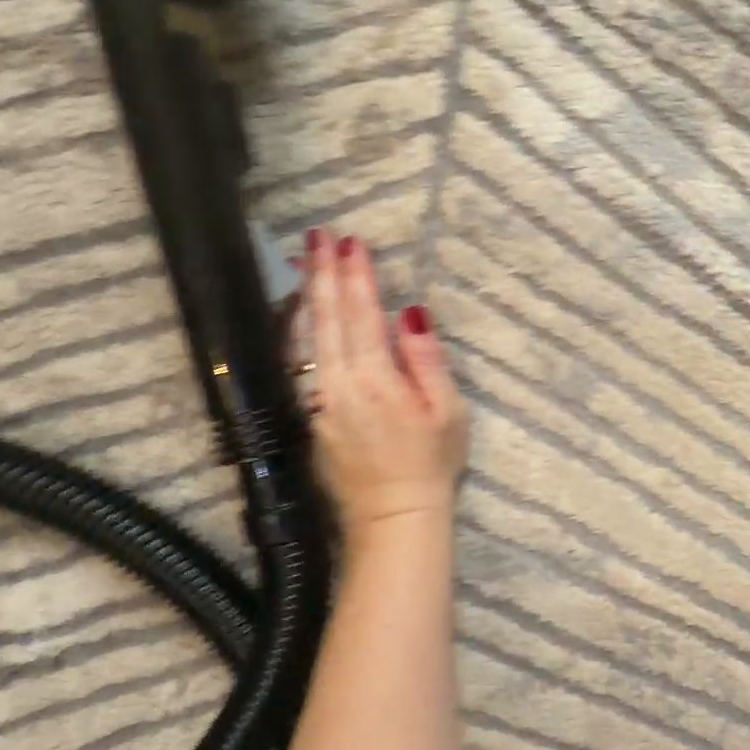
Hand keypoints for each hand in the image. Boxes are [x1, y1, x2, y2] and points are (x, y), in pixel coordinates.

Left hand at [302, 228, 468, 550]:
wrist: (394, 514)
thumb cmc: (431, 461)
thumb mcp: (447, 411)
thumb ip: (426, 360)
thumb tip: (412, 314)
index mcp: (375, 380)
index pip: (363, 316)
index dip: (356, 277)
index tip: (350, 242)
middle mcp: (339, 384)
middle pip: (328, 319)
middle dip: (323, 274)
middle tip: (317, 236)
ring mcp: (320, 399)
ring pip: (309, 337)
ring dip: (309, 296)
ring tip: (305, 263)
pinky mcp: (314, 413)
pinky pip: (304, 360)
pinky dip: (302, 329)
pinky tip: (303, 314)